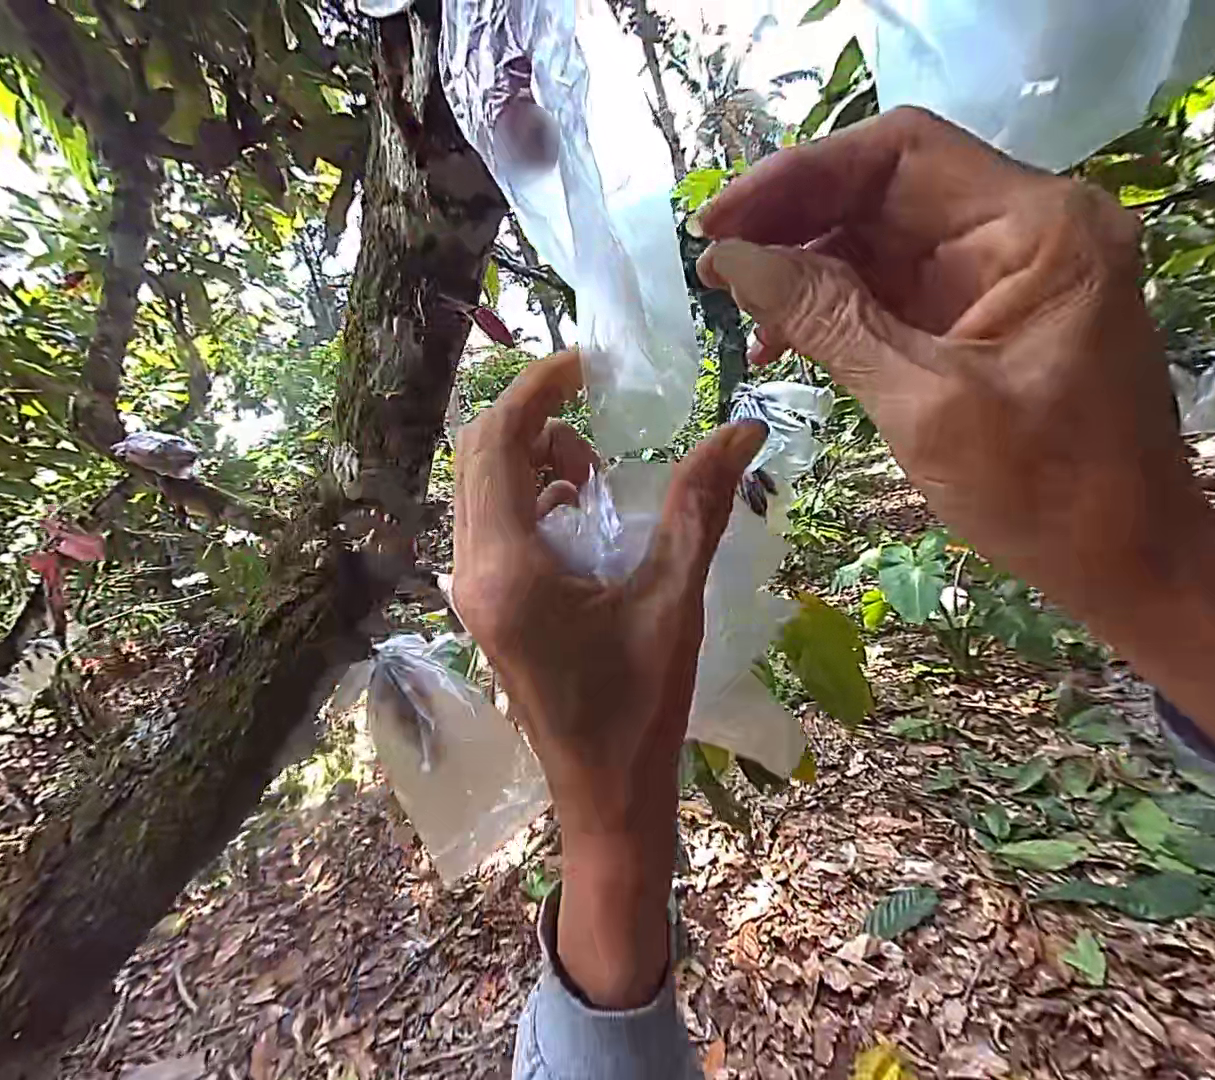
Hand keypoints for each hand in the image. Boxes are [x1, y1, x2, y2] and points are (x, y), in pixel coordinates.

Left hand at [452, 352, 762, 1004]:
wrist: (605, 793)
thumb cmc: (641, 706)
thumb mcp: (673, 599)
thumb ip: (700, 506)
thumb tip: (742, 429)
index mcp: (507, 566)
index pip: (498, 442)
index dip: (537, 388)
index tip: (586, 363)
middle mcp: (472, 571)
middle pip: (478, 456)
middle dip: (532, 416)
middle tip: (594, 404)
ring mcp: (472, 591)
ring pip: (481, 489)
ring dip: (530, 458)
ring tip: (593, 469)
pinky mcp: (486, 606)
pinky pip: (491, 523)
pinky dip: (528, 496)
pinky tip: (577, 514)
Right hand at [698, 107, 1214, 798]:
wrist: (1121, 560)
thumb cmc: (1042, 492)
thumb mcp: (923, 404)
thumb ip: (829, 322)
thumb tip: (735, 262)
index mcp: (1034, 229)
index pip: (898, 156)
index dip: (797, 178)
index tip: (720, 223)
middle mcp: (1020, 231)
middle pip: (883, 194)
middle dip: (792, 225)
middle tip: (716, 267)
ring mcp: (998, 277)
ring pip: (879, 245)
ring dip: (805, 273)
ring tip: (743, 315)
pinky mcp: (976, 321)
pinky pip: (891, 294)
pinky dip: (834, 312)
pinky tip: (784, 344)